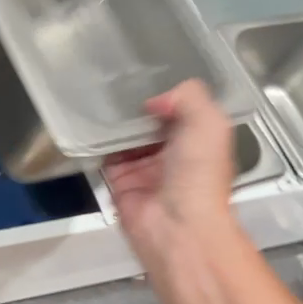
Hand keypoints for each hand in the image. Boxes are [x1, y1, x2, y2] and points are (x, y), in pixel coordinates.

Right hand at [101, 80, 243, 303]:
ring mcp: (145, 169)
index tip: (149, 77)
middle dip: (139, 107)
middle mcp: (174, 154)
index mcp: (201, 142)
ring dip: (117, 123)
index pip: (183, 111)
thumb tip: (155, 102)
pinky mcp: (119, 181)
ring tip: (102, 98)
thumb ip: (188, 98)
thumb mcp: (210, 124)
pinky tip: (92, 124)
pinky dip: (98, 143)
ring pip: (127, 138)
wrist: (176, 226)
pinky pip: (106, 156)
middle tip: (119, 84)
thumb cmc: (200, 175)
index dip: (170, 96)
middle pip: (152, 124)